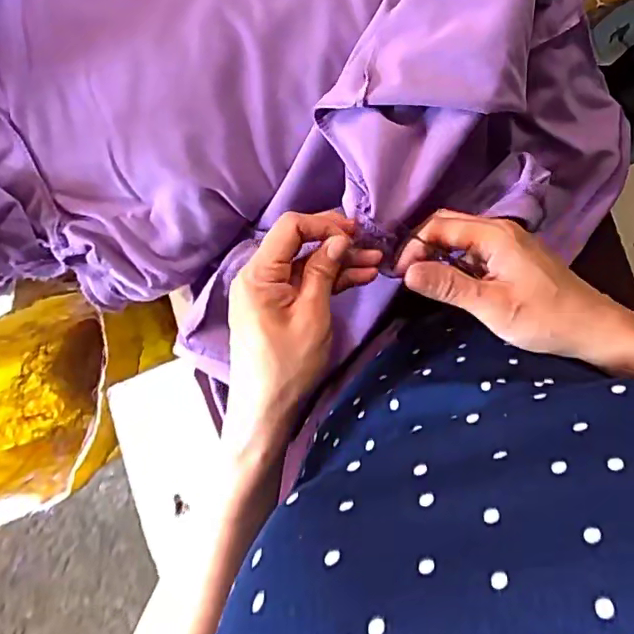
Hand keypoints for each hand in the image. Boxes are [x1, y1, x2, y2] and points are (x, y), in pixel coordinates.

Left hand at [225, 211, 383, 447]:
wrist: (266, 411)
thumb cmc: (288, 365)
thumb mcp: (312, 314)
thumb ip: (324, 271)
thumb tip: (340, 238)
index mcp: (257, 273)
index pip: (289, 227)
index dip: (323, 223)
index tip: (354, 232)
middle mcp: (257, 274)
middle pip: (298, 242)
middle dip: (335, 240)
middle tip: (370, 243)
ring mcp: (267, 289)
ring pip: (306, 262)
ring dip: (338, 260)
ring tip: (375, 260)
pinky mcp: (277, 303)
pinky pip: (304, 281)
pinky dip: (329, 278)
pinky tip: (360, 275)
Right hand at [395, 210, 633, 374]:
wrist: (599, 332)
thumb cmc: (548, 320)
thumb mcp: (493, 307)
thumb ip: (448, 286)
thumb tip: (406, 271)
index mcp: (494, 234)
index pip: (438, 225)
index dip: (413, 246)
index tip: (399, 275)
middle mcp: (500, 230)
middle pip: (447, 225)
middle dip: (422, 246)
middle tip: (405, 275)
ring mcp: (508, 243)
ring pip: (460, 238)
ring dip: (437, 254)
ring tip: (421, 280)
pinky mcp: (513, 258)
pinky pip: (473, 250)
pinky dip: (455, 262)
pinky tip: (449, 283)